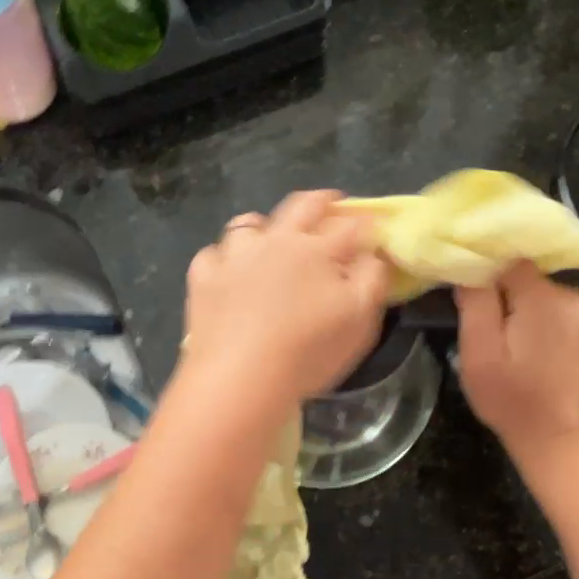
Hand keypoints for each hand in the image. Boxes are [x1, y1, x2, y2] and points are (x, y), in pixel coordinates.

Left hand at [184, 190, 392, 404]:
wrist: (240, 377)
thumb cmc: (307, 352)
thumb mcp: (359, 321)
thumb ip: (372, 280)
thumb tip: (374, 253)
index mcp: (318, 251)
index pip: (350, 225)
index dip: (366, 221)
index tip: (374, 224)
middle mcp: (276, 241)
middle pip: (301, 206)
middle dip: (322, 201)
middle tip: (331, 203)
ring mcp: (235, 256)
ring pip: (249, 224)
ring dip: (263, 227)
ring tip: (268, 237)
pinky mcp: (204, 278)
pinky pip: (212, 255)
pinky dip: (223, 259)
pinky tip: (228, 271)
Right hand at [455, 263, 578, 458]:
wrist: (553, 434)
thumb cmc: (509, 397)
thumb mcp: (478, 352)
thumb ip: (475, 303)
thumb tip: (468, 264)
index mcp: (542, 297)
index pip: (507, 258)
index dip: (483, 268)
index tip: (463, 287)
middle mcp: (569, 294)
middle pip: (521, 273)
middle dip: (498, 291)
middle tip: (477, 320)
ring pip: (533, 289)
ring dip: (514, 304)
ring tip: (498, 335)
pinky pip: (548, 304)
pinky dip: (530, 315)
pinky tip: (520, 341)